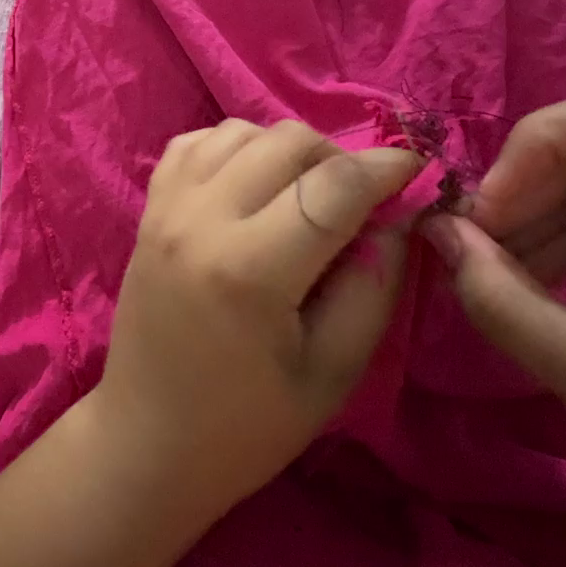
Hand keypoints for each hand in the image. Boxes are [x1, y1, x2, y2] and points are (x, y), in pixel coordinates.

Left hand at [90, 119, 422, 524]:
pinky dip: (232, 149)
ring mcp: (165, 208)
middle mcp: (199, 220)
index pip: (332, 185)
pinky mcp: (147, 208)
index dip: (387, 169)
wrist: (148, 436)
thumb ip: (373, 285)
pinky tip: (250, 187)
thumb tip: (395, 213)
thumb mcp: (334, 371)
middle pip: (285, 141)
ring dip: (284, 150)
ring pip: (239, 130)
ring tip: (303, 197)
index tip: (418, 173)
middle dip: (339, 159)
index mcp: (248, 270)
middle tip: (358, 202)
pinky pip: (194, 143)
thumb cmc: (248, 423)